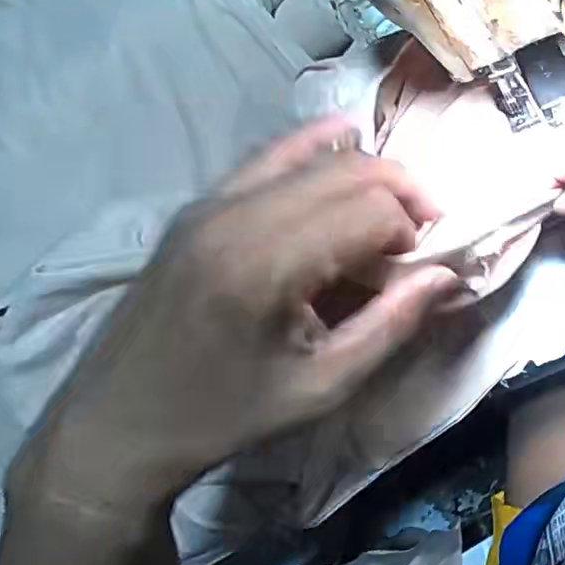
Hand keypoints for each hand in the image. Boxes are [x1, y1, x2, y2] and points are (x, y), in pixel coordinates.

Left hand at [8, 118, 460, 527]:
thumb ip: (392, 324)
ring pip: (314, 153)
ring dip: (365, 171)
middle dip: (400, 191)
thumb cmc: (226, 413)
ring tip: (389, 206)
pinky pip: (270, 154)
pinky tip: (343, 140)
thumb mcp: (322, 386)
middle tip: (419, 232)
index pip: (370, 208)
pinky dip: (315, 147)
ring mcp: (212, 201)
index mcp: (267, 265)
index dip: (410, 231)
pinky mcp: (199, 203)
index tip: (414, 268)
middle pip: (349, 169)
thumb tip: (448, 275)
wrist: (115, 423)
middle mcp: (238, 214)